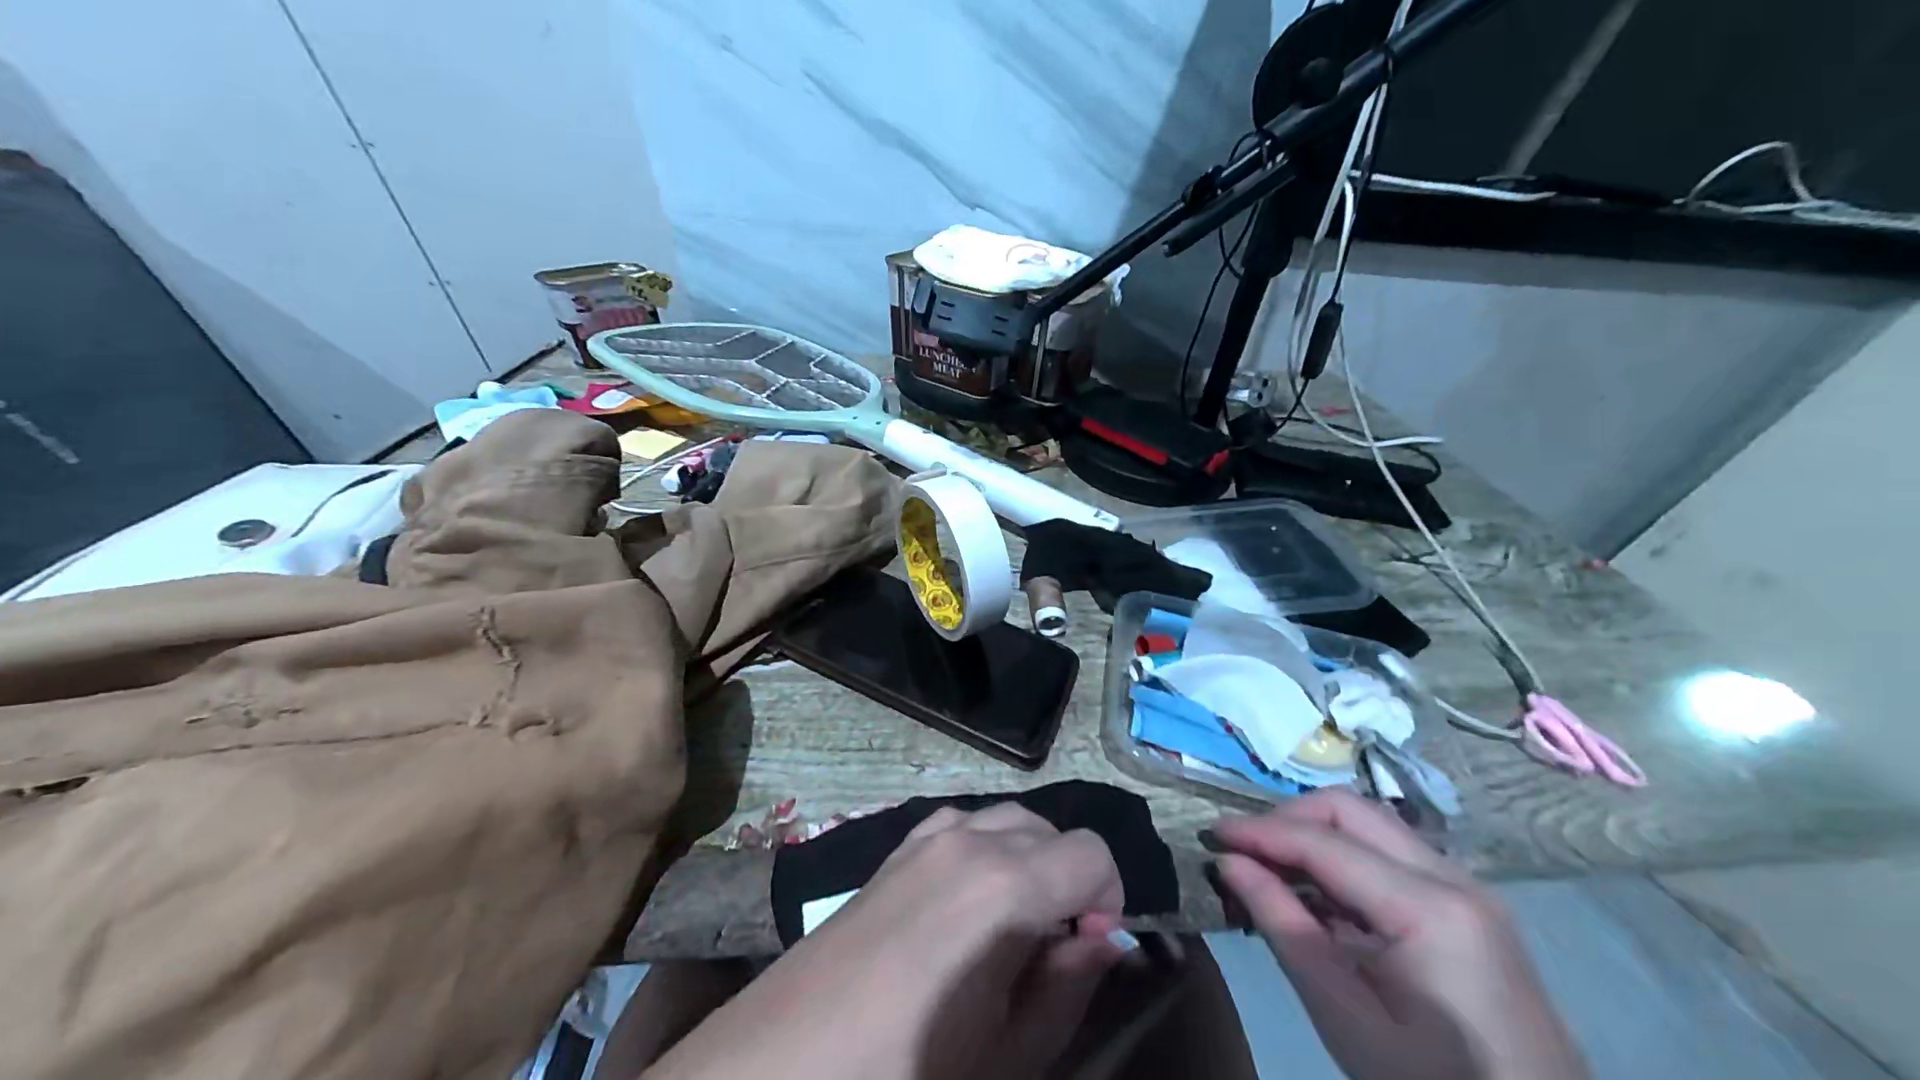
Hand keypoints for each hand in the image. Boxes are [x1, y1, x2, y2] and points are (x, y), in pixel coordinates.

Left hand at [646, 804, 1125, 1079]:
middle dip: (1068, 879)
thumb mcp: (1009, 1050)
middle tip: (1050, 946)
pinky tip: (965, 902)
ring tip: (1009, 923)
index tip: (1087, 949)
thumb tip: (1107, 940)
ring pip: (1006, 820)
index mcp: (1004, 883)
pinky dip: (984, 848)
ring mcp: (925, 836)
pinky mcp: (895, 847)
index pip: (1092, 853)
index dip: (1106, 899)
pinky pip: (961, 824)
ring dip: (1027, 859)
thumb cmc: (908, 1065)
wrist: (784, 1060)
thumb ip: (1068, 984)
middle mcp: (968, 839)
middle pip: (1050, 831)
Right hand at [1209, 790, 1587, 1079]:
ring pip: (1373, 824)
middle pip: (1351, 809)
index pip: (1323, 840)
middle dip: (1287, 818)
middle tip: (1243, 850)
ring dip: (1315, 833)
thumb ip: (1285, 927)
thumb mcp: (1347, 1017)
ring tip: (1272, 869)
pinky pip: (1393, 853)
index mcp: (1429, 908)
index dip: (1259, 831)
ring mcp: (1470, 888)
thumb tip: (1230, 863)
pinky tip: (1321, 894)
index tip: (1210, 834)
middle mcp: (1454, 877)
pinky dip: (1346, 855)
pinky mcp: (1472, 905)